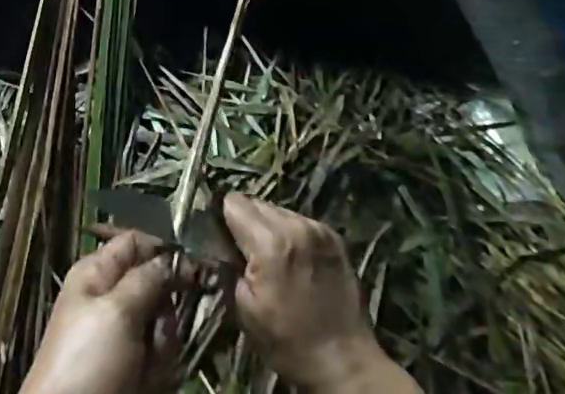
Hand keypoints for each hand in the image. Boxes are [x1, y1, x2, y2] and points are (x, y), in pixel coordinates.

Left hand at [20, 230, 178, 393]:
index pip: (136, 242)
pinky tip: (146, 381)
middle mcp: (109, 296)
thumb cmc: (87, 360)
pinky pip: (157, 354)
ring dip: (163, 343)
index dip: (163, 250)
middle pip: (155, 284)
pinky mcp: (130, 365)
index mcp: (97, 272)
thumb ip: (147, 278)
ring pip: (161, 322)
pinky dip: (158, 368)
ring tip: (148, 365)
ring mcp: (120, 333)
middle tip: (158, 331)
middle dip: (165, 309)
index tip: (191, 268)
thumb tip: (174, 256)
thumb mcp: (117, 311)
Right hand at [221, 194, 417, 393]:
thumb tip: (220, 244)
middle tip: (249, 254)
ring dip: (270, 227)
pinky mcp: (333, 236)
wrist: (344, 361)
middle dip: (247, 222)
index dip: (225, 219)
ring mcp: (317, 228)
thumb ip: (229, 266)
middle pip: (256, 203)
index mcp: (269, 243)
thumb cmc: (288, 341)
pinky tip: (296, 260)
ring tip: (274, 259)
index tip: (225, 240)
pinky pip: (299, 221)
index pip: (233, 203)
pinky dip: (291, 234)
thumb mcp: (245, 309)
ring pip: (278, 210)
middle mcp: (294, 225)